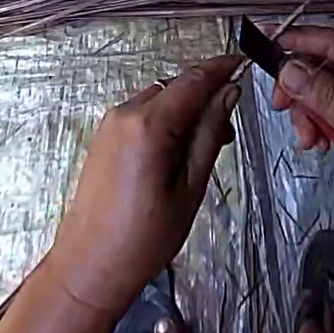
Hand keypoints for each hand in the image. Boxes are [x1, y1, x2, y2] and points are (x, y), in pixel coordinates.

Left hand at [46, 54, 243, 312]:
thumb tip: (230, 91)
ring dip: (187, 107)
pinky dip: (167, 117)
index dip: (222, 67)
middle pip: (177, 85)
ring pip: (161, 96)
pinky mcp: (106, 134)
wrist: (87, 269)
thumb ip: (210, 131)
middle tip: (229, 128)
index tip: (245, 63)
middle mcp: (127, 112)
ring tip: (206, 144)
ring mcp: (112, 121)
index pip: (194, 79)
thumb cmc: (145, 238)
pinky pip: (145, 110)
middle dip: (207, 95)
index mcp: (149, 124)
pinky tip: (178, 148)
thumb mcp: (190, 186)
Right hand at [270, 26, 333, 223]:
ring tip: (312, 139)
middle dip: (299, 88)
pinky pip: (331, 97)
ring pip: (320, 81)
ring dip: (308, 109)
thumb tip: (288, 69)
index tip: (260, 39)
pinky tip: (322, 139)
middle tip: (283, 110)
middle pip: (320, 60)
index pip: (328, 38)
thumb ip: (324, 97)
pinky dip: (320, 117)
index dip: (292, 38)